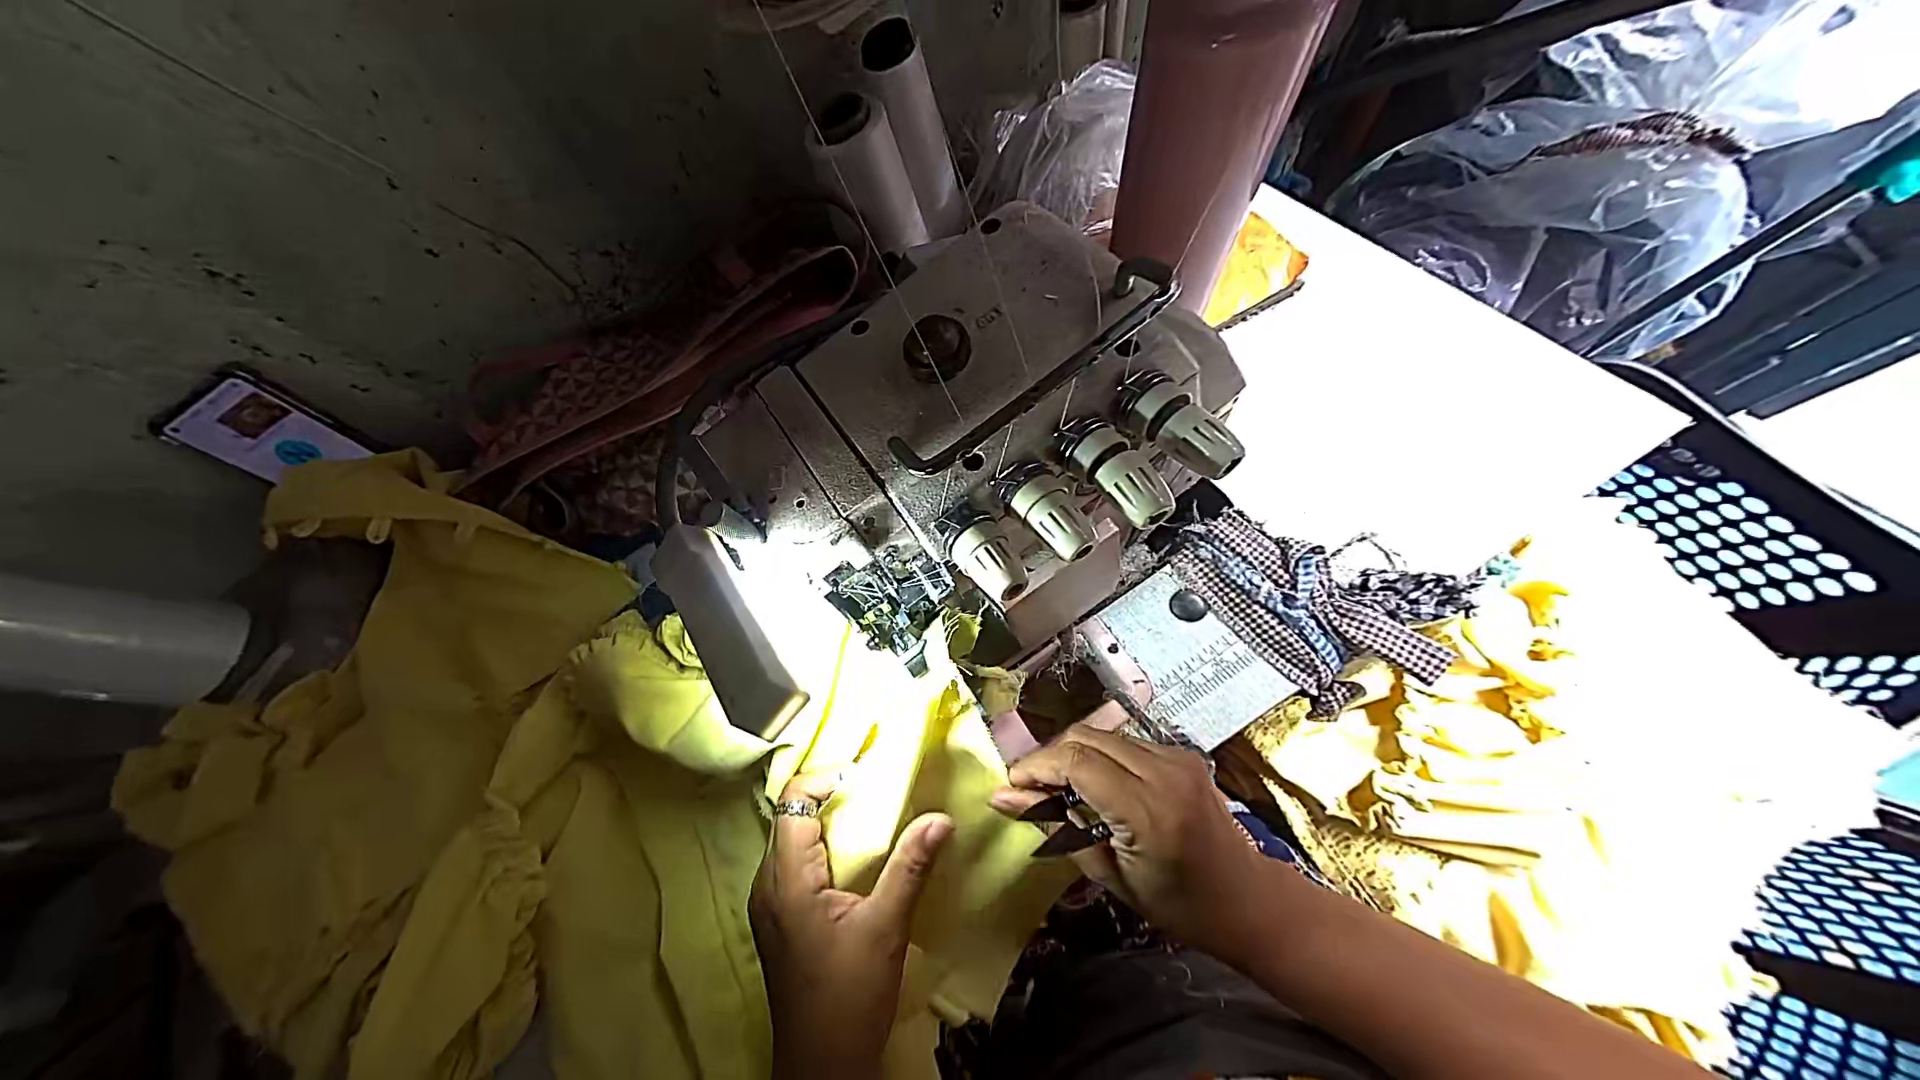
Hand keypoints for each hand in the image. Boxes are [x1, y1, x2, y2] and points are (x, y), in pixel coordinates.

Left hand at [750, 772, 953, 1079]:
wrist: (822, 1065)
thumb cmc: (849, 996)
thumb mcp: (886, 926)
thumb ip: (910, 866)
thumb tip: (940, 818)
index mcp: (786, 880)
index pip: (793, 803)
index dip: (825, 778)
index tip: (865, 776)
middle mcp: (767, 884)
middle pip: (788, 816)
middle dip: (827, 794)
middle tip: (872, 788)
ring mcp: (768, 904)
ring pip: (789, 838)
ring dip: (824, 819)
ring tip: (867, 813)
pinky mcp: (778, 918)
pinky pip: (793, 862)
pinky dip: (820, 845)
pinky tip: (852, 855)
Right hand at [988, 723, 1270, 957]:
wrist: (1248, 898)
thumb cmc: (1179, 905)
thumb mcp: (1111, 875)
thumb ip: (1057, 827)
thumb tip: (1003, 797)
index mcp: (1149, 810)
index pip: (1077, 762)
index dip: (1036, 767)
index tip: (1012, 785)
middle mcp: (1165, 771)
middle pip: (1085, 738)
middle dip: (1049, 757)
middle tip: (1028, 787)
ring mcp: (1177, 756)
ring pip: (1102, 735)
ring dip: (1071, 754)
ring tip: (1055, 787)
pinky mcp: (1181, 752)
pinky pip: (1124, 742)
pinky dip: (1098, 756)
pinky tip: (1091, 784)